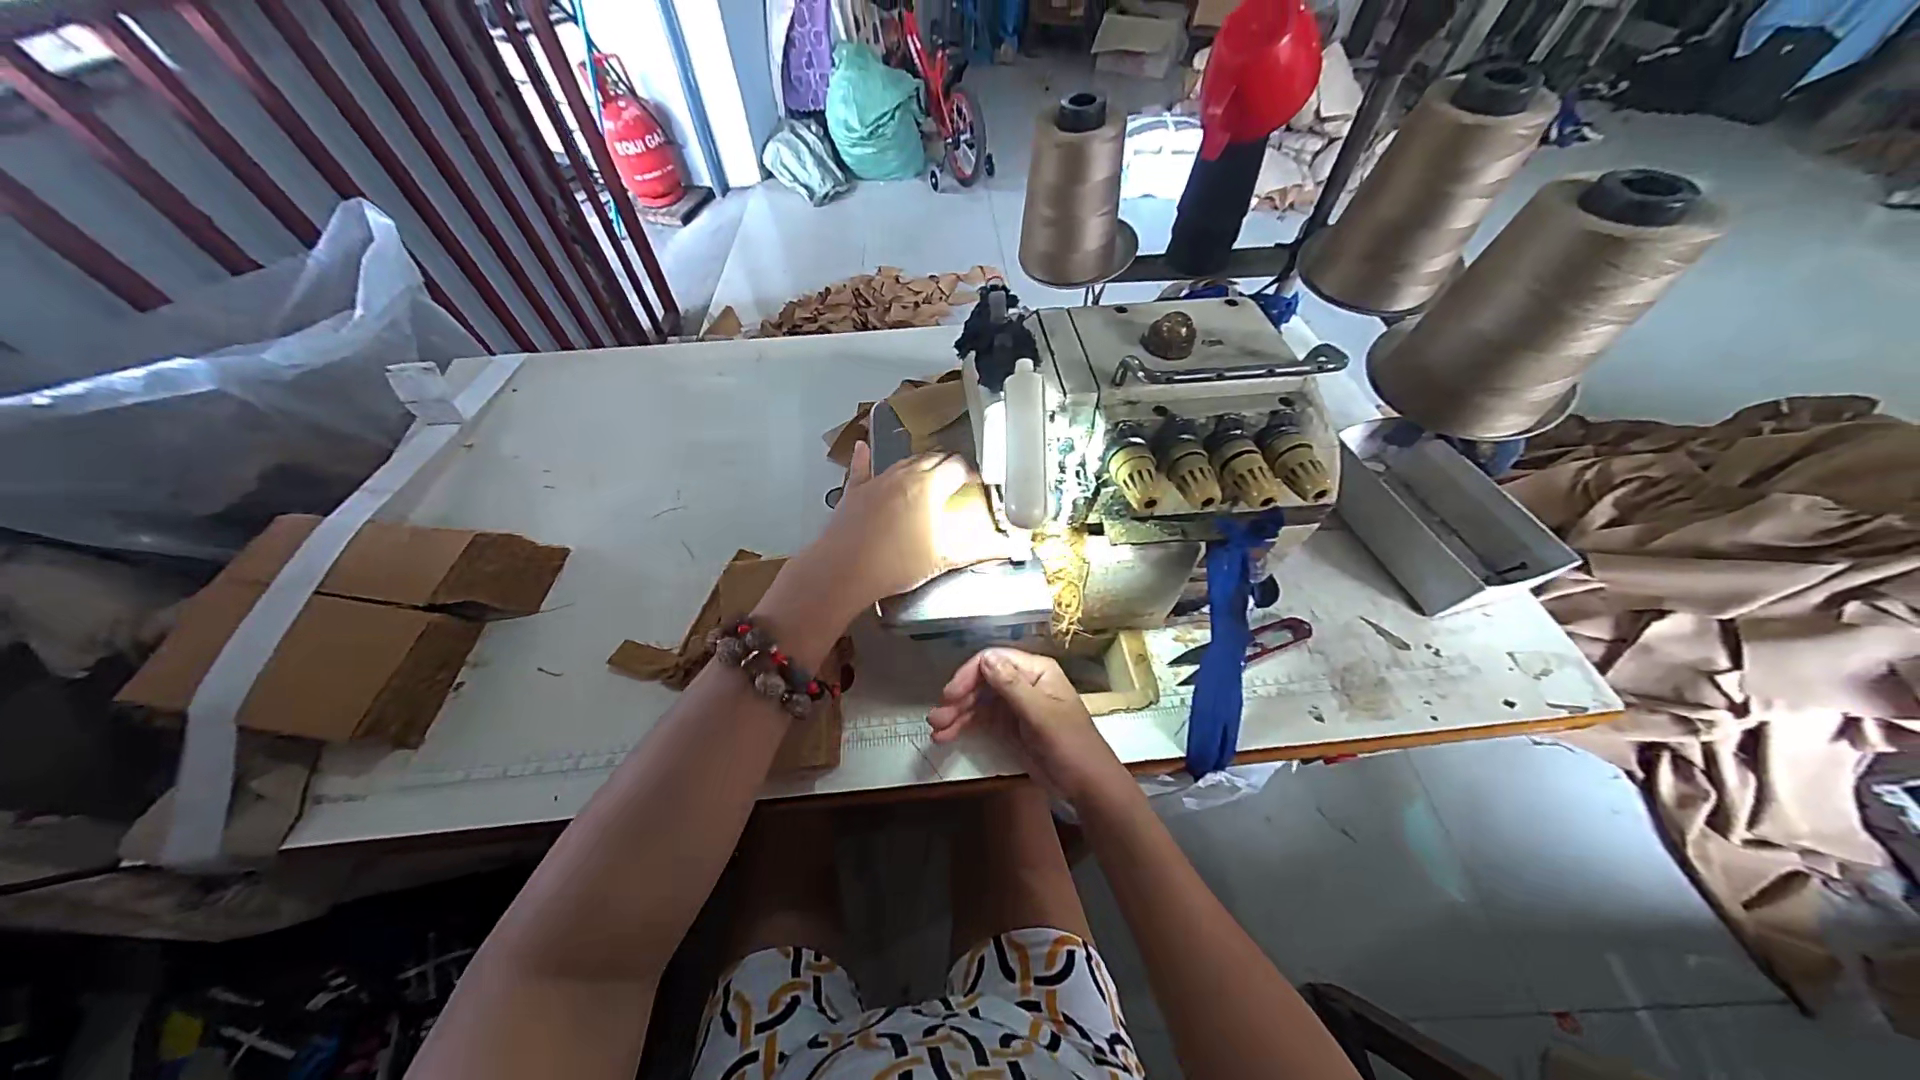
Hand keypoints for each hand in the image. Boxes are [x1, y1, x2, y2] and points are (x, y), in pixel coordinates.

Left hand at [796, 442, 1015, 613]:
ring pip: (902, 462)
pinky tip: (863, 447)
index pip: (957, 467)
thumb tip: (1008, 549)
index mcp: (929, 486)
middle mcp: (903, 475)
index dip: (970, 473)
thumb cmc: (896, 565)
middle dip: (947, 466)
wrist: (844, 571)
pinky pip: (861, 468)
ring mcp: (876, 481)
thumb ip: (978, 550)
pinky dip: (865, 458)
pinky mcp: (854, 492)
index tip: (977, 484)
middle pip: (931, 459)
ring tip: (928, 474)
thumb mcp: (943, 559)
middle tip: (956, 481)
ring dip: (918, 465)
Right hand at [927, 648, 1133, 805]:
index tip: (950, 695)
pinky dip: (964, 727)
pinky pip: (982, 720)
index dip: (968, 675)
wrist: (1088, 785)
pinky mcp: (1010, 727)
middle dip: (958, 698)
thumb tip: (986, 658)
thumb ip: (1012, 686)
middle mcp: (1024, 683)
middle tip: (937, 718)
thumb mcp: (1041, 715)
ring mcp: (1016, 705)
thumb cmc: (1071, 745)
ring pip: (978, 702)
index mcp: (1036, 671)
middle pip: (982, 682)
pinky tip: (947, 737)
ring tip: (936, 730)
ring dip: (956, 714)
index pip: (994, 661)